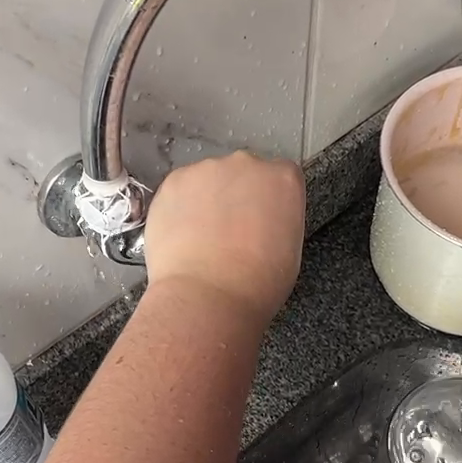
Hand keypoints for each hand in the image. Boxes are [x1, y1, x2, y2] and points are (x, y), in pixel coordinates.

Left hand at [143, 151, 304, 324]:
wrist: (207, 297)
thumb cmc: (255, 285)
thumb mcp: (287, 253)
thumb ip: (278, 223)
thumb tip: (262, 224)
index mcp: (284, 181)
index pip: (282, 178)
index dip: (270, 203)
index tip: (262, 222)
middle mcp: (247, 165)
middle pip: (243, 173)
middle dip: (237, 198)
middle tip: (231, 236)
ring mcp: (207, 170)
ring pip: (208, 181)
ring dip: (206, 203)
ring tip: (203, 243)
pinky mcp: (174, 183)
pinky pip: (180, 191)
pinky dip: (179, 210)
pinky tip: (184, 240)